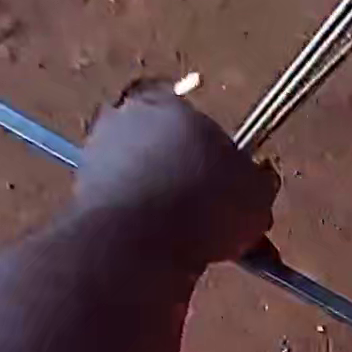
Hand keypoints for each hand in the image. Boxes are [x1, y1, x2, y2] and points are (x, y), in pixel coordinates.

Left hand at [72, 89, 278, 267]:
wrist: (144, 235)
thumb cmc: (208, 204)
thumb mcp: (259, 194)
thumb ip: (261, 180)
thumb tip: (260, 176)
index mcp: (176, 106)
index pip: (209, 129)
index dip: (230, 163)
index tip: (243, 192)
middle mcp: (132, 114)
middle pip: (181, 152)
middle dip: (206, 184)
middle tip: (231, 221)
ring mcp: (104, 145)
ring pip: (160, 178)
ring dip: (184, 205)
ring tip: (214, 243)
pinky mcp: (90, 179)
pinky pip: (139, 199)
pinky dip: (159, 218)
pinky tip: (182, 244)